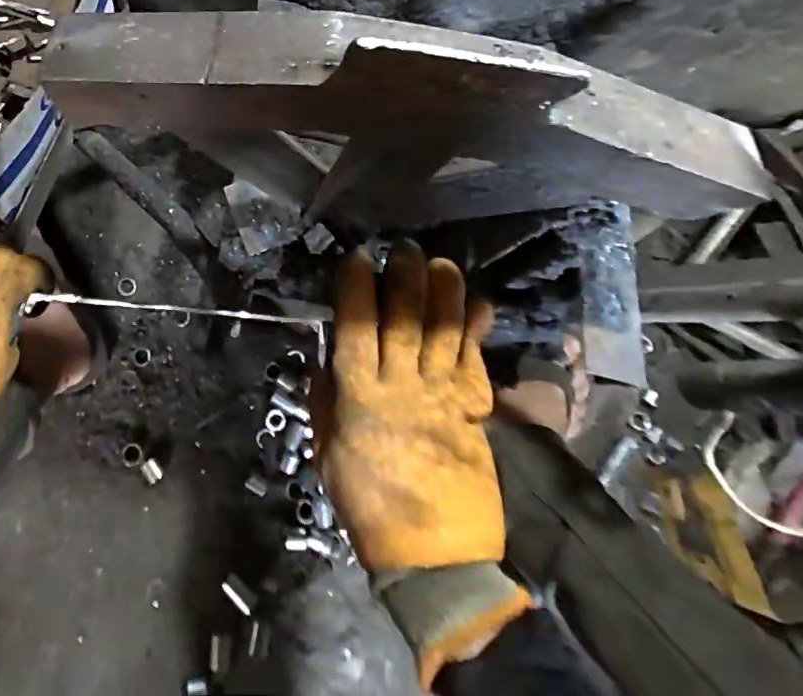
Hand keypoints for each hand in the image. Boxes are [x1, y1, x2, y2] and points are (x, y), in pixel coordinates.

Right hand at [321, 242, 501, 571]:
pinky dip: (478, 325)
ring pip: (444, 327)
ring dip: (444, 289)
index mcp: (360, 397)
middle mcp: (402, 385)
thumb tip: (322, 360)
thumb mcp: (330, 457)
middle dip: (404, 274)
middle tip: (405, 250)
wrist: (436, 554)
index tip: (359, 258)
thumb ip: (326, 404)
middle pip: (404, 316)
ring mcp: (443, 392)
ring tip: (442, 264)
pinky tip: (480, 303)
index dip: (357, 287)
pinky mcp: (475, 404)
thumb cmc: (372, 507)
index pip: (355, 328)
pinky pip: (476, 354)